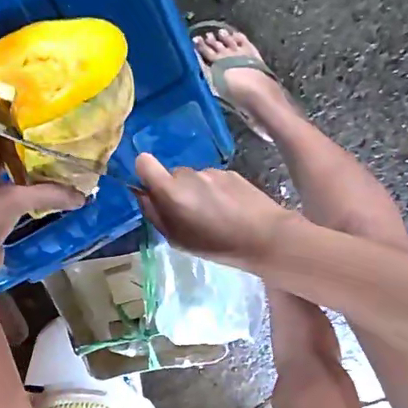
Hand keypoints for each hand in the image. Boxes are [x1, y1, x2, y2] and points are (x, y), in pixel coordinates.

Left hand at [0, 137, 85, 278]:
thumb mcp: (16, 200)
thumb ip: (49, 193)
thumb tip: (82, 196)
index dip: (16, 135)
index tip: (42, 133)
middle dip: (21, 157)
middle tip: (48, 153)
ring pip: (0, 180)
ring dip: (20, 179)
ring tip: (48, 173)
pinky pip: (3, 201)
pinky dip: (18, 198)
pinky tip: (38, 197)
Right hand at [133, 153, 293, 266]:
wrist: (265, 237)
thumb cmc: (217, 245)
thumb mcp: (178, 239)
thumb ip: (155, 215)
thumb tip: (142, 195)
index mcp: (172, 191)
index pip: (144, 162)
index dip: (145, 174)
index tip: (154, 191)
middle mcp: (189, 174)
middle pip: (172, 175)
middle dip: (176, 191)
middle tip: (191, 215)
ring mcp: (212, 171)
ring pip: (194, 178)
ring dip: (198, 192)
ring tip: (215, 216)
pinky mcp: (231, 172)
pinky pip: (214, 179)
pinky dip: (217, 191)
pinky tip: (230, 209)